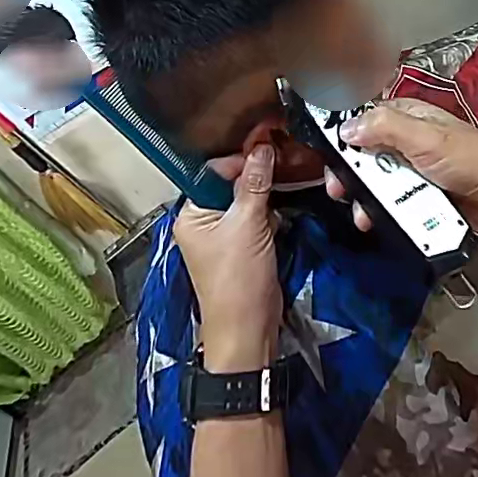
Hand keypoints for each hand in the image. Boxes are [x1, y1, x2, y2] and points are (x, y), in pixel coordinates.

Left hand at [177, 145, 281, 371]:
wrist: (249, 329)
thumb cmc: (239, 277)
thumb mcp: (248, 225)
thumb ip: (255, 183)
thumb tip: (262, 147)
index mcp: (191, 215)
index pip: (215, 173)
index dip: (241, 161)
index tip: (269, 150)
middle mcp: (204, 221)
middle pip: (232, 184)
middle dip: (257, 176)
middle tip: (283, 162)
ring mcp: (224, 234)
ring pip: (247, 200)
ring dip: (266, 195)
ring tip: (285, 185)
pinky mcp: (243, 245)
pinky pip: (256, 217)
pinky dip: (270, 212)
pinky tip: (281, 212)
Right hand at [329, 99, 477, 231]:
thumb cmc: (467, 160)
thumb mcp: (425, 138)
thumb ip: (385, 128)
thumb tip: (346, 127)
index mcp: (411, 116)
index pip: (368, 117)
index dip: (345, 134)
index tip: (328, 153)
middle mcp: (410, 139)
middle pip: (368, 152)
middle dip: (350, 172)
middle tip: (338, 189)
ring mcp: (416, 169)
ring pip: (377, 180)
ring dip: (363, 196)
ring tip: (358, 214)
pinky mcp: (421, 195)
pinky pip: (392, 201)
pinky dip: (380, 210)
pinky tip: (372, 221)